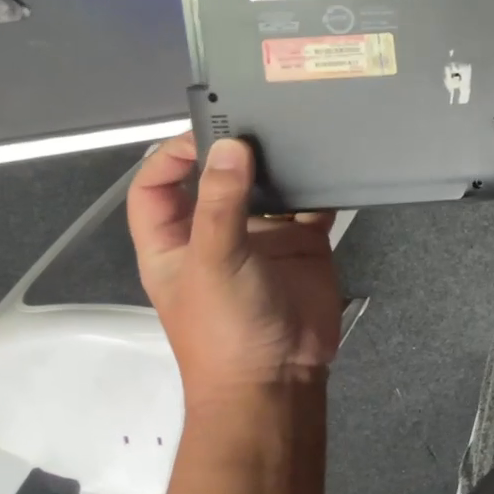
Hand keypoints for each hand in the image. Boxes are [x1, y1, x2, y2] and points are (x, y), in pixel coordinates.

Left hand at [127, 134, 341, 400]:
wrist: (279, 376)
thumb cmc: (225, 326)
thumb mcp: (213, 263)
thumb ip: (221, 206)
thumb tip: (232, 146)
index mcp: (175, 241)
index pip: (158, 187)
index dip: (173, 156)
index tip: (213, 131)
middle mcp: (217, 232)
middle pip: (220, 179)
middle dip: (238, 150)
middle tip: (268, 117)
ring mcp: (264, 237)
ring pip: (270, 187)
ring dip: (283, 163)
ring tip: (304, 131)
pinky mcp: (304, 242)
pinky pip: (312, 203)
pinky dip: (323, 184)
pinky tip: (335, 162)